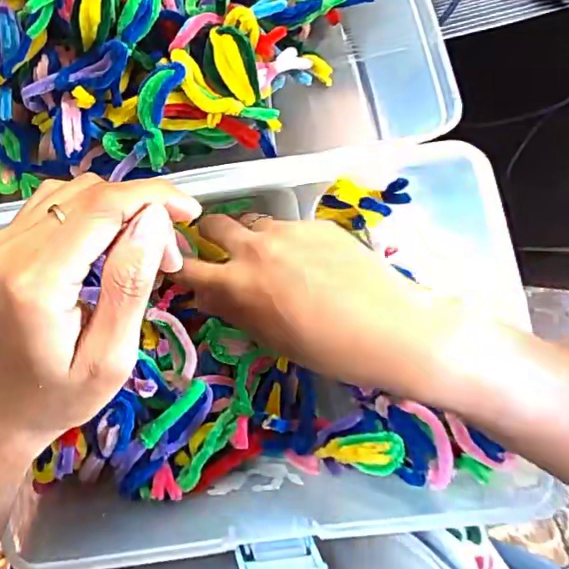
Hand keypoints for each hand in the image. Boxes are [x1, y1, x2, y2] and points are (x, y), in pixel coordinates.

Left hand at [0, 175, 200, 457]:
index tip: (190, 213)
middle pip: (91, 193)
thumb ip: (130, 284)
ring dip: (120, 207)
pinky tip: (110, 239)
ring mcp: (4, 241)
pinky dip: (94, 208)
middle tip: (169, 256)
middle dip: (142, 208)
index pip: (101, 207)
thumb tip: (154, 219)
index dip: (152, 197)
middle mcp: (13, 250)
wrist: (10, 402)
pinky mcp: (5, 240)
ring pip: (76, 190)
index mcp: (38, 282)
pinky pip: (57, 201)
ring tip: (142, 251)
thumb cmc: (64, 393)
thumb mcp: (111, 357)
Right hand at [171, 214, 472, 404]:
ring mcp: (287, 230)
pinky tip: (309, 260)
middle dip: (207, 234)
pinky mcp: (316, 224)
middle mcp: (254, 248)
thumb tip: (209, 297)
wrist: (394, 329)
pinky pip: (287, 226)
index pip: (186, 266)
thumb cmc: (328, 349)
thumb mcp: (270, 337)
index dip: (175, 264)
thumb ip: (234, 310)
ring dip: (247, 233)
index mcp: (237, 283)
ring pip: (251, 220)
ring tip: (264, 253)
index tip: (175, 266)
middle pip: (213, 224)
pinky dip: (285, 239)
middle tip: (217, 249)